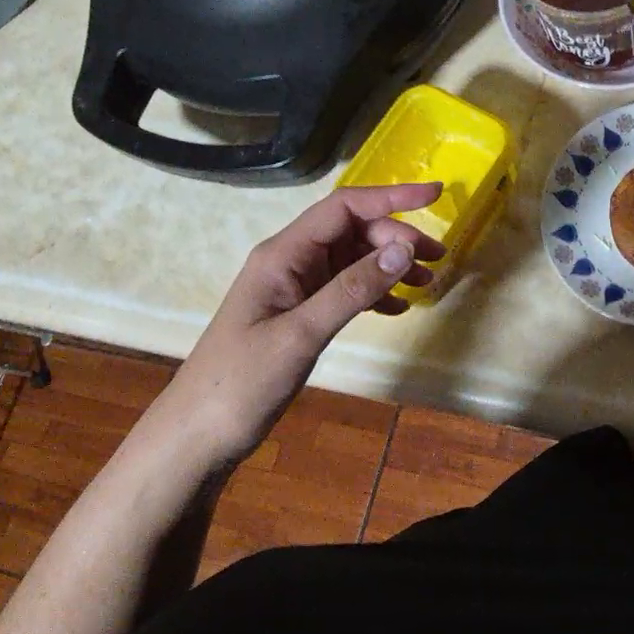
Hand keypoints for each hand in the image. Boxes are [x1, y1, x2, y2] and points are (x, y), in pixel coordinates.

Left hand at [140, 184, 446, 471]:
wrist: (197, 437)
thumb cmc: (241, 381)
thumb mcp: (301, 334)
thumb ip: (353, 289)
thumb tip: (404, 250)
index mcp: (284, 254)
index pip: (344, 207)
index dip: (391, 197)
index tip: (435, 196)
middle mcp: (291, 262)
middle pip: (353, 231)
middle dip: (397, 237)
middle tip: (436, 258)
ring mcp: (295, 288)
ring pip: (354, 260)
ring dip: (391, 265)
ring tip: (428, 282)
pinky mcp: (300, 315)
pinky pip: (347, 290)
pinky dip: (376, 293)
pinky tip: (399, 309)